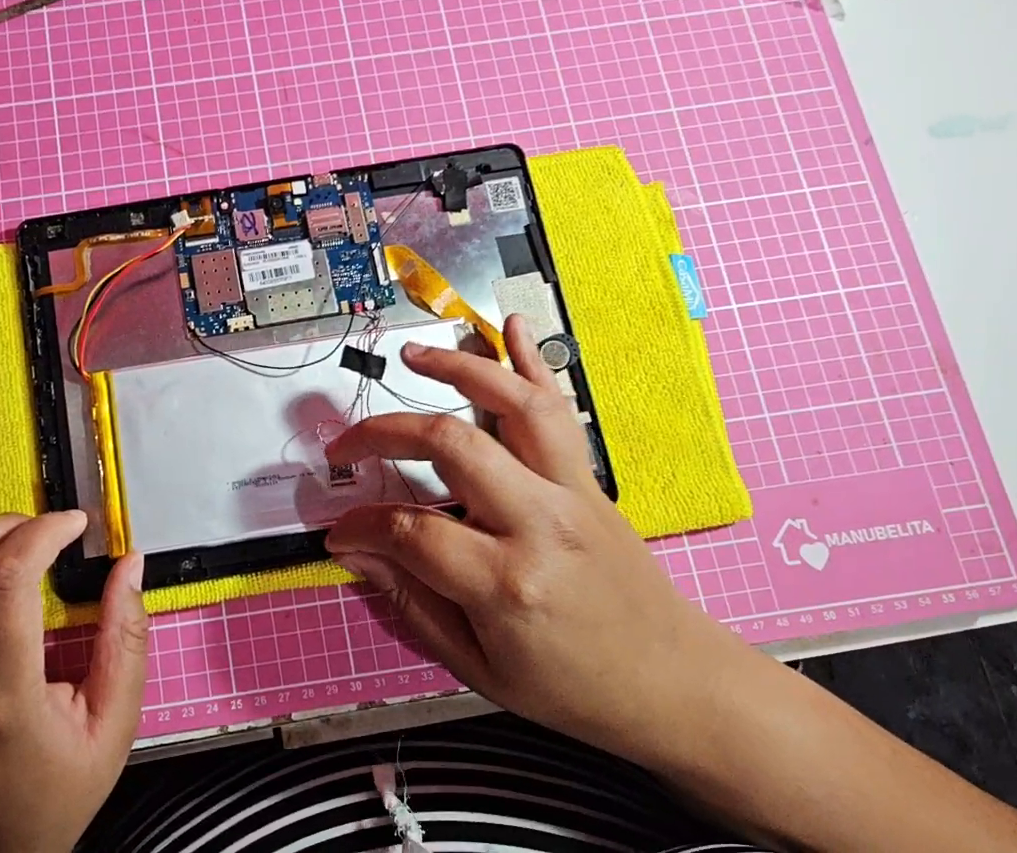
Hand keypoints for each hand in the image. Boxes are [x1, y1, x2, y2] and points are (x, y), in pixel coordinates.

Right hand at [324, 315, 764, 769]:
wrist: (677, 684)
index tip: (339, 531)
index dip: (362, 526)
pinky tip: (512, 327)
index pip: (410, 531)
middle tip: (349, 445)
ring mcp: (571, 492)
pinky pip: (557, 411)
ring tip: (413, 355)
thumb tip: (357, 554)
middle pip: (452, 447)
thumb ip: (412, 604)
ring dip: (460, 368)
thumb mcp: (479, 667)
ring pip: (513, 406)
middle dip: (387, 432)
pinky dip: (534, 362)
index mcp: (506, 582)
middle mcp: (540, 522)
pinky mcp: (589, 480)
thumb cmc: (576, 689)